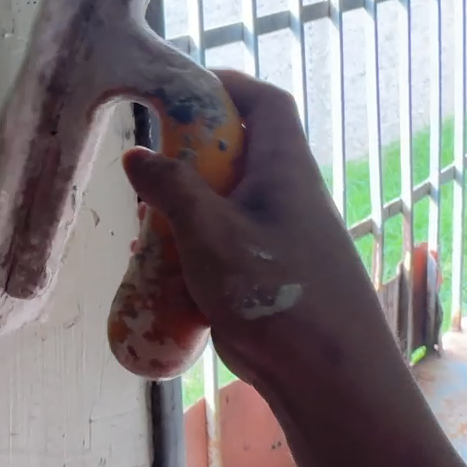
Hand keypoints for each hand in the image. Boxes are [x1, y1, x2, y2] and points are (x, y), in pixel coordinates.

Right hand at [121, 70, 399, 401]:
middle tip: (152, 162)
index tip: (185, 86)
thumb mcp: (209, 232)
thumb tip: (136, 155)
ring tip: (149, 217)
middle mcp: (288, 197)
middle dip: (193, 149)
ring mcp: (281, 237)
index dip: (231, 85)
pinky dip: (192, 238)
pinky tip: (163, 260)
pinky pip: (225, 237)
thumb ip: (170, 188)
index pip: (267, 106)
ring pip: (229, 198)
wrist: (330, 381)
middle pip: (243, 150)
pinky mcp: (270, 272)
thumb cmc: (275, 295)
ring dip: (187, 200)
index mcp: (286, 173)